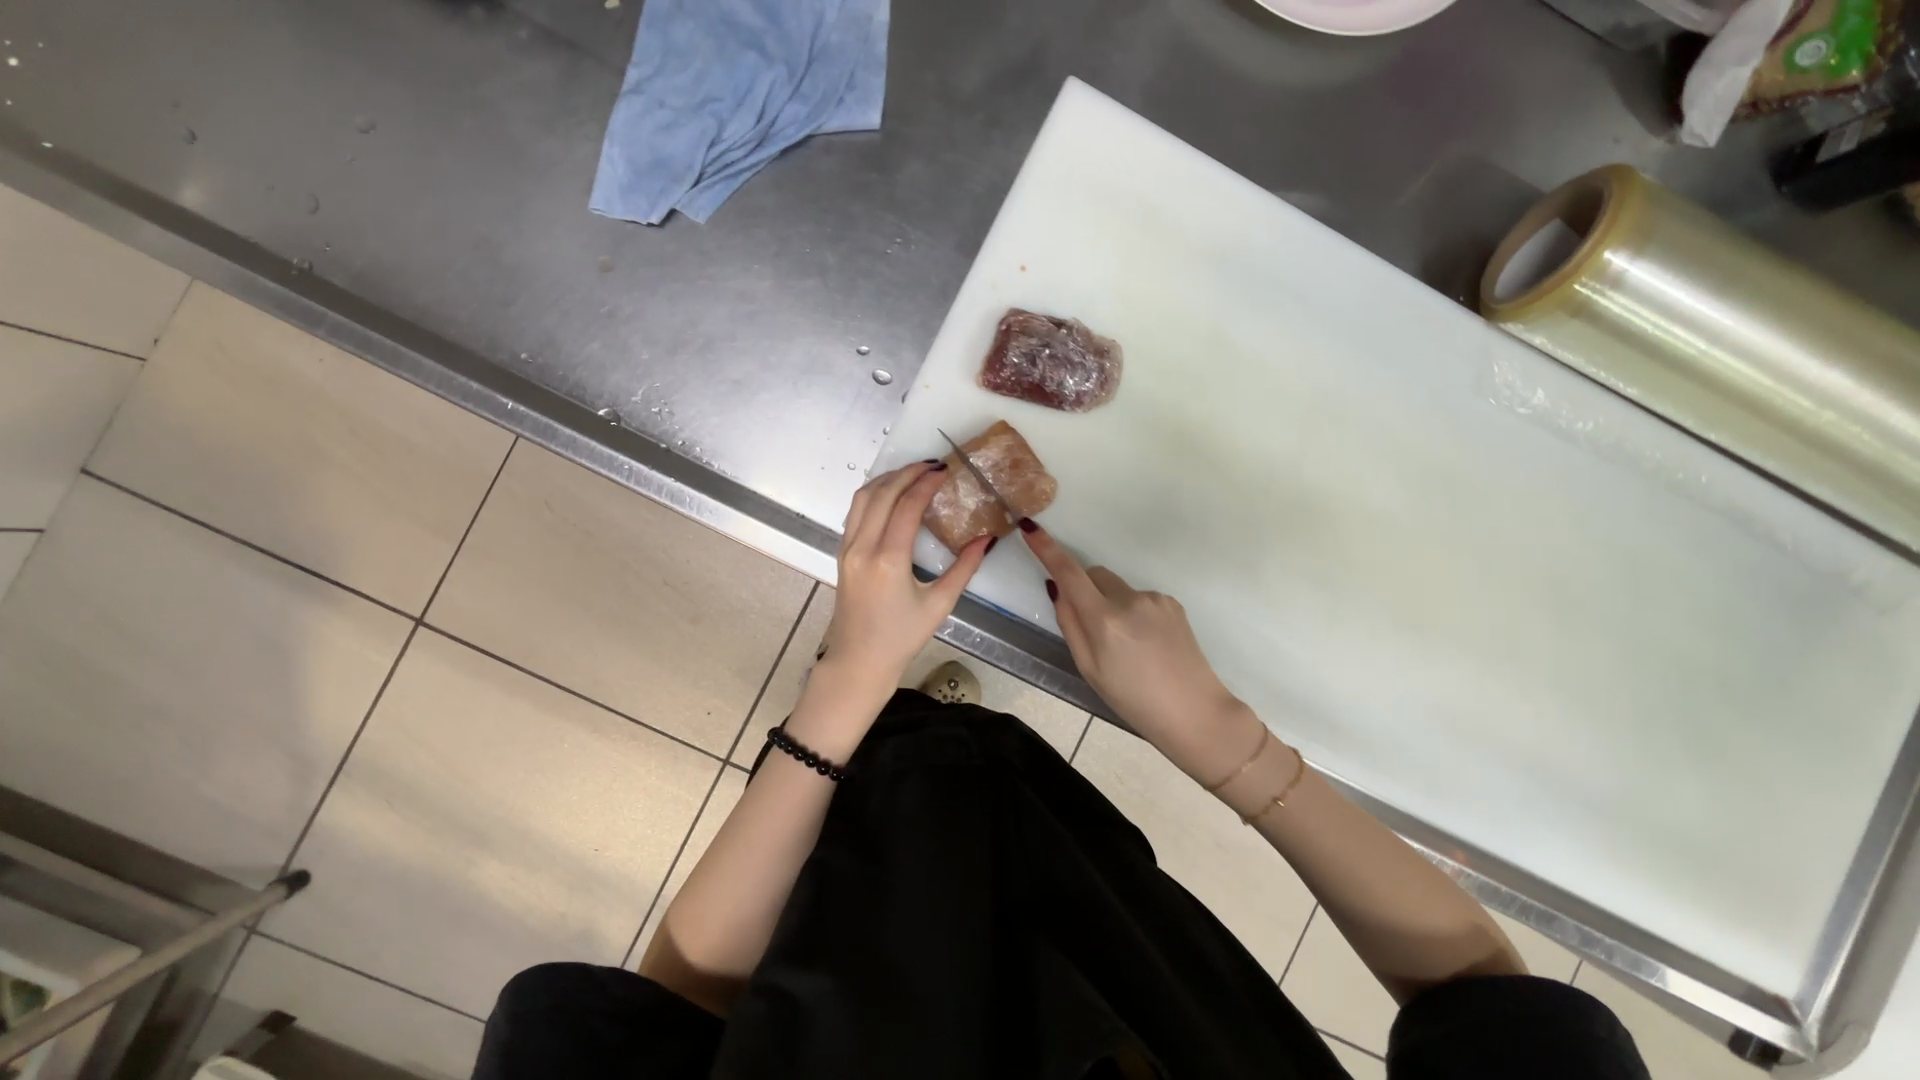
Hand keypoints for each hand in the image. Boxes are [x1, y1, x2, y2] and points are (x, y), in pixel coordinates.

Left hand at [818, 461, 992, 705]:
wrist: (859, 661)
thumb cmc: (901, 638)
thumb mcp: (939, 604)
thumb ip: (964, 569)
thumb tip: (987, 539)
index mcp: (888, 560)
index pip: (907, 506)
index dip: (927, 484)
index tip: (945, 470)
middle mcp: (863, 548)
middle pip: (883, 493)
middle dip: (908, 473)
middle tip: (932, 465)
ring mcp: (847, 550)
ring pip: (863, 498)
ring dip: (887, 480)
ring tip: (913, 473)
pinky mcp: (842, 554)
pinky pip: (855, 513)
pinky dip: (873, 495)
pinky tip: (891, 494)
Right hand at [1021, 521, 1259, 783]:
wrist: (1194, 711)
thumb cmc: (1133, 700)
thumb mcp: (1089, 669)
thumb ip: (1070, 625)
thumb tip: (1058, 588)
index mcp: (1105, 621)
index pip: (1069, 574)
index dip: (1047, 549)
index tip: (1031, 528)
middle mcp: (1130, 600)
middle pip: (1095, 576)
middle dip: (1086, 590)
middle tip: (1092, 630)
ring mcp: (1155, 599)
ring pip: (1118, 589)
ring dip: (1112, 605)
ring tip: (1128, 647)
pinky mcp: (1172, 603)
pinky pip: (1140, 599)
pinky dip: (1134, 613)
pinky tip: (1147, 644)